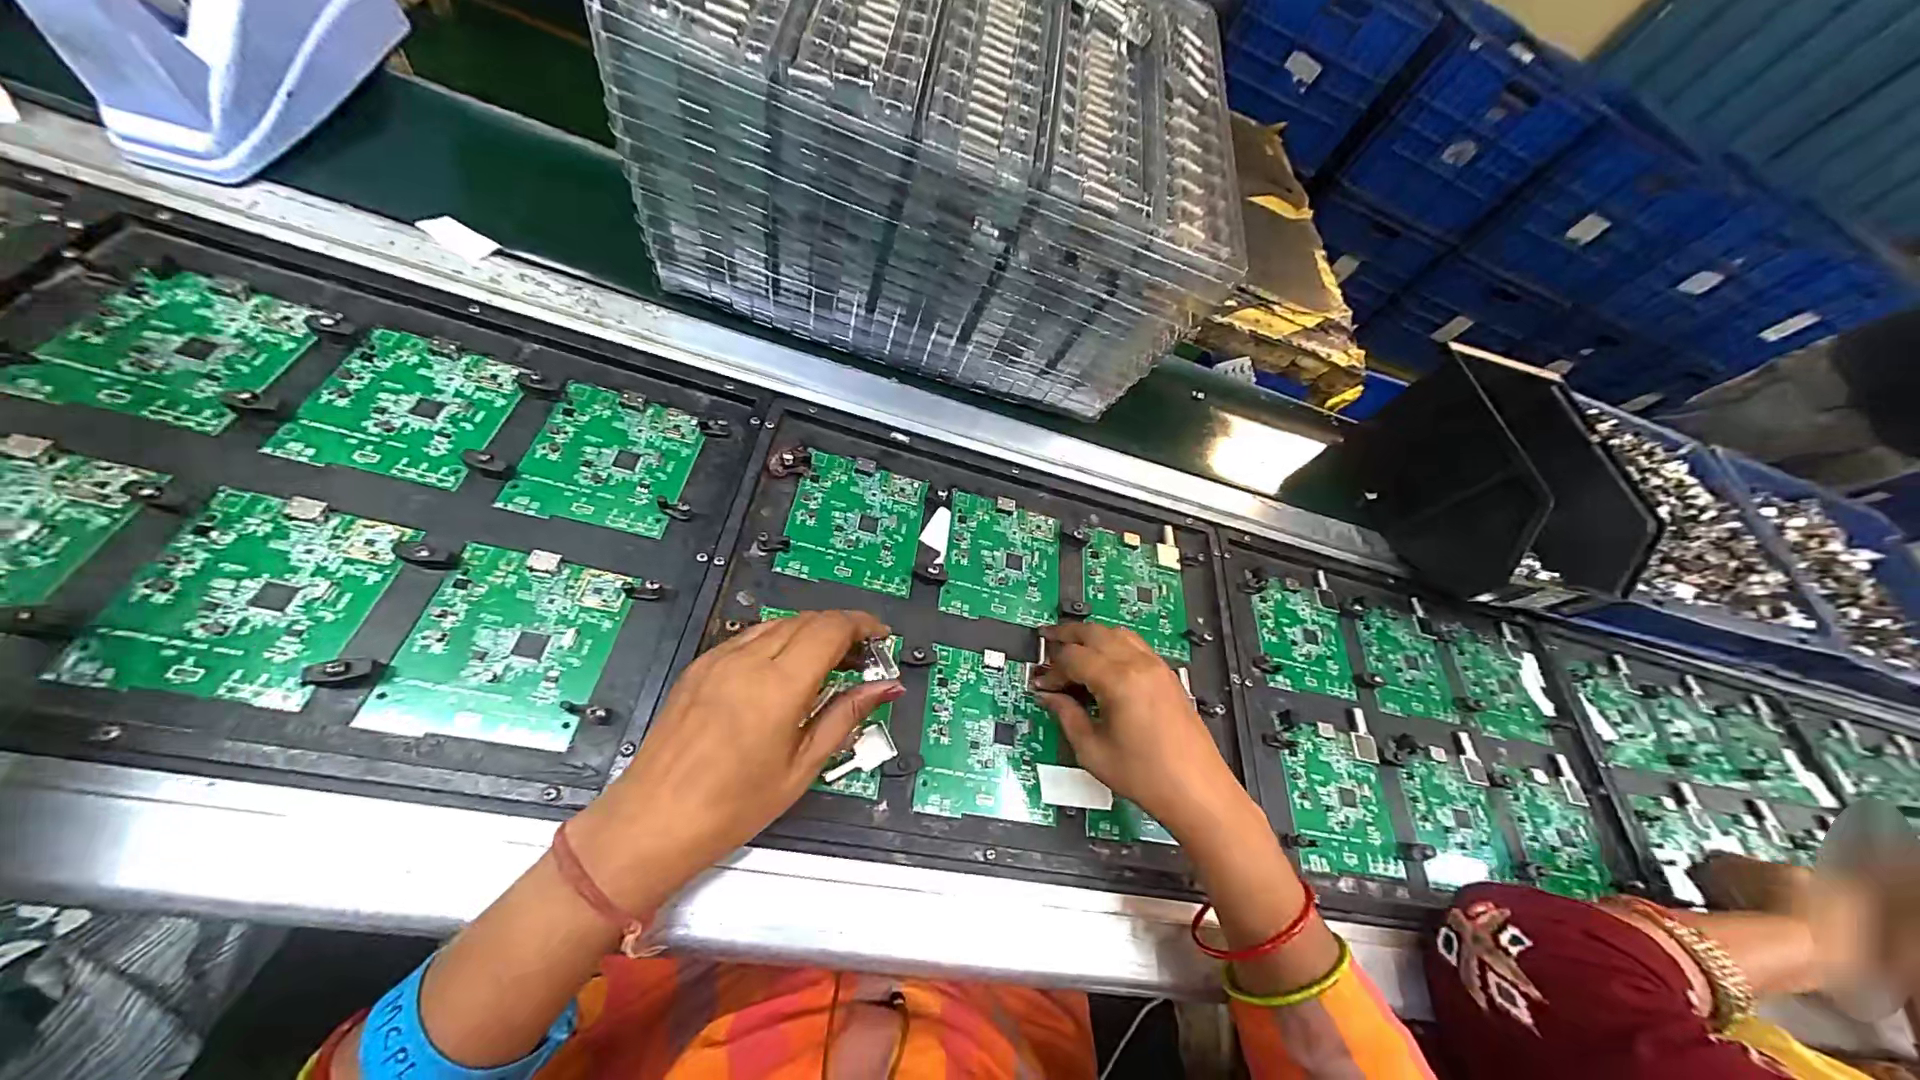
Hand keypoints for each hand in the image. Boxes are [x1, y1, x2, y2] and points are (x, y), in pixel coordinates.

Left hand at [572, 610, 901, 904]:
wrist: (653, 821)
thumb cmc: (729, 807)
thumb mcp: (801, 767)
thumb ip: (845, 716)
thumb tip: (884, 688)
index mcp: (777, 686)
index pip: (831, 628)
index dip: (863, 625)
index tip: (880, 637)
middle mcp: (746, 662)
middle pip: (808, 620)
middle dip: (842, 630)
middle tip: (862, 659)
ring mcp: (718, 661)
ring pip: (779, 624)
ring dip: (811, 633)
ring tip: (828, 666)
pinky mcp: (699, 668)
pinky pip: (750, 637)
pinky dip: (778, 642)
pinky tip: (786, 671)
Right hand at [1031, 622, 1246, 838]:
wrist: (1197, 792)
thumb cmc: (1150, 777)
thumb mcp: (1093, 751)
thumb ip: (1067, 716)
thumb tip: (1051, 698)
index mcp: (1119, 681)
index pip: (1073, 657)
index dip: (1052, 670)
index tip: (1043, 685)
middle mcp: (1140, 666)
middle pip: (1094, 633)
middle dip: (1067, 634)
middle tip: (1047, 639)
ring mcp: (1157, 668)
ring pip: (1117, 633)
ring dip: (1091, 635)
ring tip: (1072, 645)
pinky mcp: (1168, 677)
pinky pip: (1135, 645)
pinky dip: (1113, 644)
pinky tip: (1102, 659)